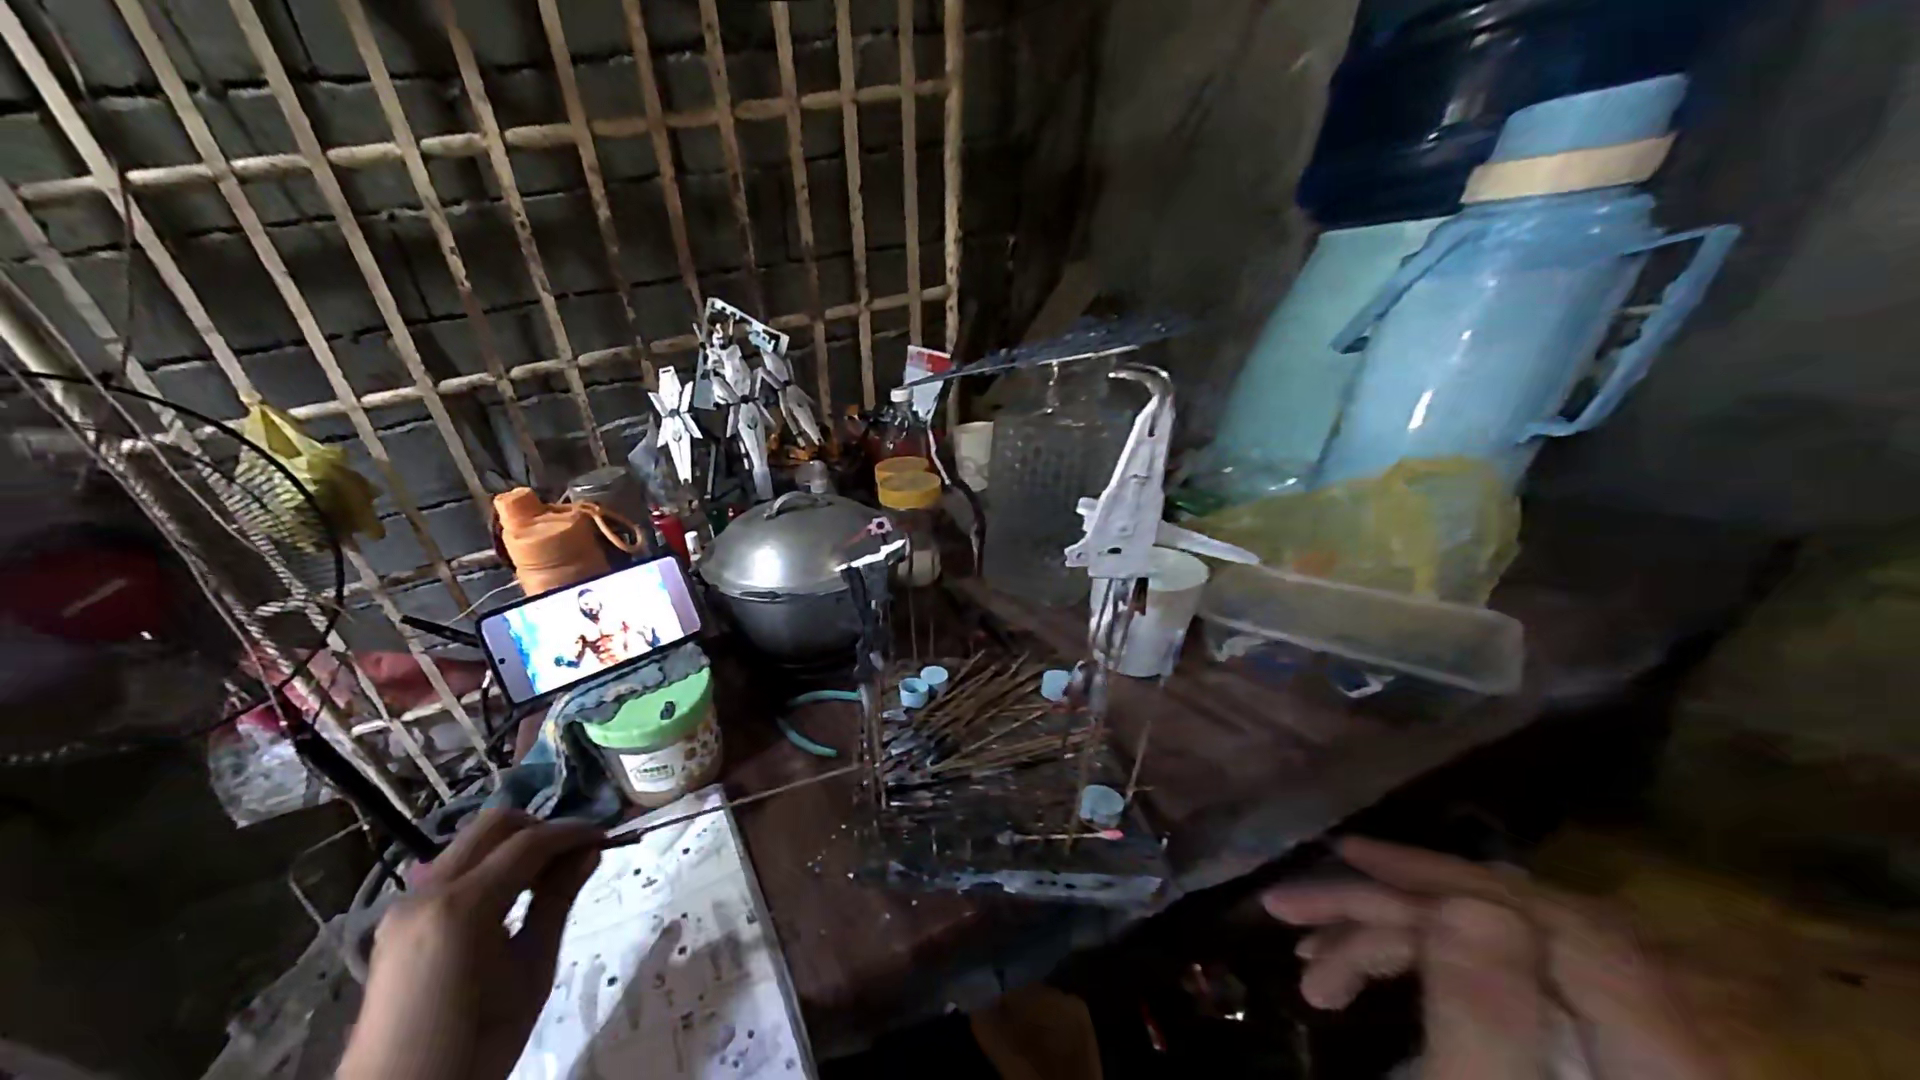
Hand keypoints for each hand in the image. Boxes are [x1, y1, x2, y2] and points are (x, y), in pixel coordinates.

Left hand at [338, 809, 602, 1079]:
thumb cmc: (478, 1041)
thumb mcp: (533, 969)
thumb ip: (558, 900)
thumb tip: (589, 852)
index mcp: (462, 905)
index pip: (530, 842)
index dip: (573, 833)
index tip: (605, 837)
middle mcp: (427, 892)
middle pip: (493, 825)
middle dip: (541, 828)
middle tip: (574, 853)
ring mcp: (405, 906)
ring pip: (470, 843)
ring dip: (513, 846)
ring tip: (547, 875)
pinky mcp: (397, 922)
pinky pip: (451, 871)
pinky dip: (488, 867)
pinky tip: (510, 896)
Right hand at [1261, 837, 1722, 1079]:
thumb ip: (1485, 1016)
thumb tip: (1467, 899)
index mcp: (1654, 1060)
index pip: (1553, 922)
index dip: (1444, 875)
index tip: (1346, 857)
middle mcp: (1636, 1045)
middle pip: (1501, 934)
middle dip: (1383, 912)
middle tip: (1291, 908)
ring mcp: (1592, 1055)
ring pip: (1473, 957)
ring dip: (1377, 947)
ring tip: (1307, 970)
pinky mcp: (1552, 1063)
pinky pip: (1468, 989)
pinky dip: (1397, 975)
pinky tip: (1344, 984)